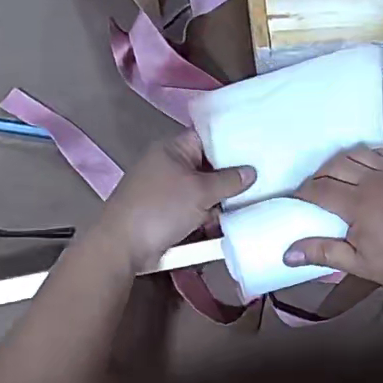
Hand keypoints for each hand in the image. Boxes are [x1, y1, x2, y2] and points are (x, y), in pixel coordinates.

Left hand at [87, 131, 254, 273]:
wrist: (123, 246)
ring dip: (219, 202)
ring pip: (203, 191)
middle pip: (208, 166)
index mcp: (173, 149)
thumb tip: (251, 171)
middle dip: (229, 178)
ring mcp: (167, 190)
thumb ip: (229, 181)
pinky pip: (194, 209)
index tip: (257, 149)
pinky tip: (225, 224)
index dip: (232, 142)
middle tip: (258, 182)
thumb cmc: (161, 208)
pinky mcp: (167, 212)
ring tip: (245, 207)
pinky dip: (207, 216)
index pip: (208, 136)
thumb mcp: (200, 192)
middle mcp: (169, 165)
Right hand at [285, 147, 382, 291]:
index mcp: (360, 204)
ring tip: (332, 180)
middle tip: (312, 194)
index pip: (319, 189)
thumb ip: (323, 253)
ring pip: (353, 153)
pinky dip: (361, 156)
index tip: (295, 202)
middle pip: (333, 166)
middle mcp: (374, 180)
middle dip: (317, 177)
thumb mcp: (360, 265)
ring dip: (337, 163)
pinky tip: (359, 171)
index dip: (303, 194)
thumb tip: (287, 254)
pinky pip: (377, 152)